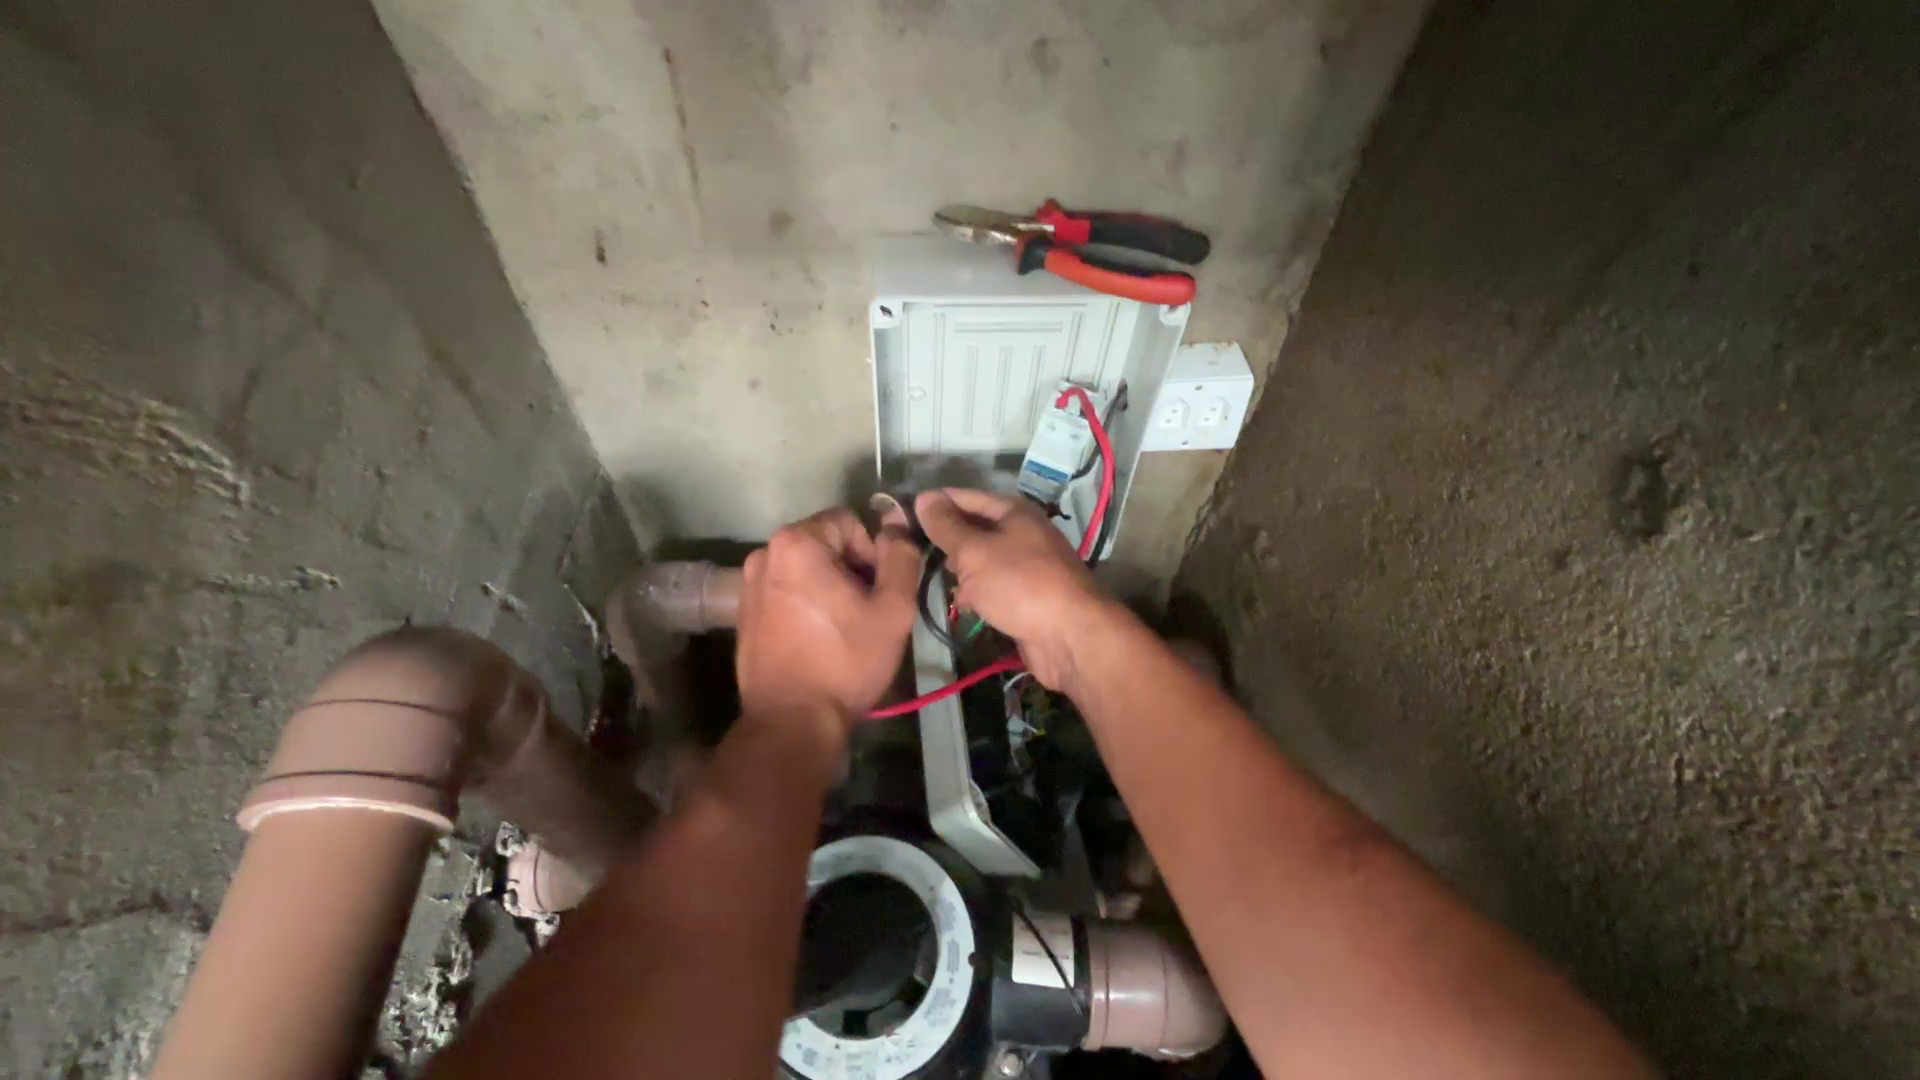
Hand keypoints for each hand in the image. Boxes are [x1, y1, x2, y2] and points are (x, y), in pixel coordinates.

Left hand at [735, 507, 919, 724]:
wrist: (792, 720)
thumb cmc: (846, 661)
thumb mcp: (892, 609)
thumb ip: (901, 558)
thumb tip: (898, 525)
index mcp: (797, 543)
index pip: (850, 522)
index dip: (873, 552)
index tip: (880, 591)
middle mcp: (765, 554)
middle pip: (825, 543)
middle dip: (852, 569)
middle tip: (868, 611)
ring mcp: (749, 583)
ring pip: (806, 569)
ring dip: (830, 587)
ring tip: (845, 627)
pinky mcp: (744, 612)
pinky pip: (786, 591)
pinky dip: (807, 604)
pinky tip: (819, 638)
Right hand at [914, 488, 1120, 692]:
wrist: (1070, 636)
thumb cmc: (1020, 585)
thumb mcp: (974, 552)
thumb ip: (946, 526)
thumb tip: (923, 497)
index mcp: (1014, 513)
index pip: (967, 497)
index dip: (937, 503)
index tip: (903, 512)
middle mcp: (1023, 534)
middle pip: (977, 528)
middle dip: (947, 537)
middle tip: (911, 547)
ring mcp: (1028, 567)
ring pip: (984, 559)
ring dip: (960, 568)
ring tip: (930, 574)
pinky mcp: (1028, 597)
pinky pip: (994, 586)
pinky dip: (977, 591)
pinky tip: (960, 602)